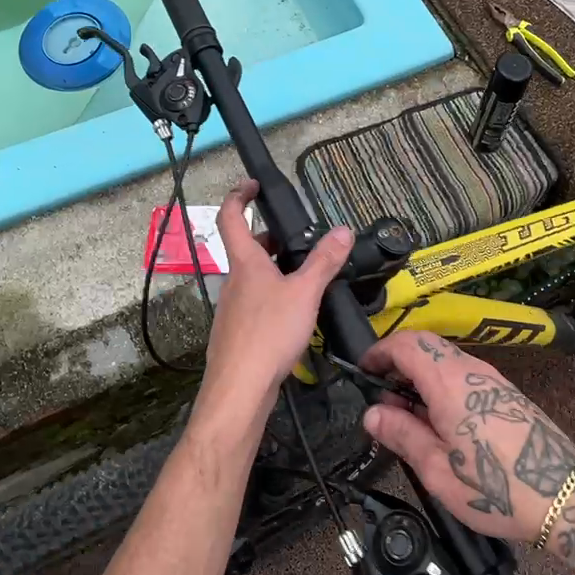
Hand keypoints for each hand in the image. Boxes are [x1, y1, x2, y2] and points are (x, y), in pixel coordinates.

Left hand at [191, 180, 351, 430]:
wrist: (239, 390)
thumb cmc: (268, 333)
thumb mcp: (305, 293)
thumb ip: (324, 262)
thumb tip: (343, 230)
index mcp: (245, 263)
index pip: (232, 217)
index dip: (239, 195)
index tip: (252, 184)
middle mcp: (234, 281)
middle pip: (246, 250)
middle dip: (270, 239)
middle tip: (297, 238)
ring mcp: (232, 309)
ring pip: (252, 279)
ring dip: (274, 271)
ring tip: (305, 277)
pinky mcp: (237, 334)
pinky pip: (255, 304)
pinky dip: (272, 298)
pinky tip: (294, 316)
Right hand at [358, 331, 574, 543]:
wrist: (563, 497)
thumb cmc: (498, 489)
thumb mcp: (438, 471)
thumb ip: (403, 435)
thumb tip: (372, 414)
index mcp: (449, 383)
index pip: (406, 344)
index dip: (379, 352)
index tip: (363, 370)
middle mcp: (471, 370)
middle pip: (426, 344)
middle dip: (397, 360)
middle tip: (381, 394)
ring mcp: (492, 378)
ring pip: (445, 357)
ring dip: (419, 373)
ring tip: (407, 413)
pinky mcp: (506, 392)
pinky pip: (464, 372)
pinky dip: (441, 382)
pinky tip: (438, 418)